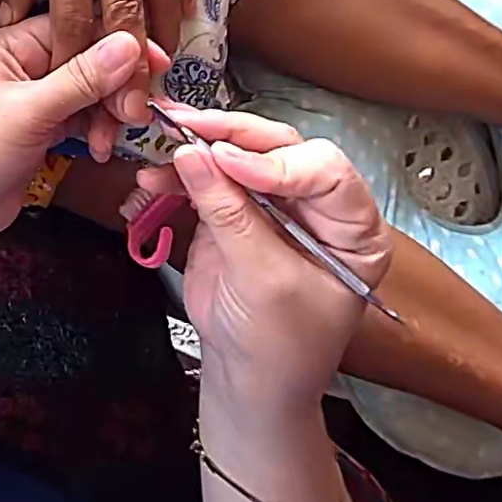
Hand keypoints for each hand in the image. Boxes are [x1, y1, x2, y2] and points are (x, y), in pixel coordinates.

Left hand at [0, 17, 169, 271]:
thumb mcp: (31, 111)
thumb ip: (82, 78)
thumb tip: (131, 41)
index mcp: (12, 44)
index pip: (75, 25)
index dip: (116, 43)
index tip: (156, 63)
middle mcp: (25, 61)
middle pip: (88, 57)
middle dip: (115, 85)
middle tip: (133, 114)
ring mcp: (36, 93)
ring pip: (91, 88)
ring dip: (107, 112)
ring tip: (107, 139)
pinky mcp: (45, 122)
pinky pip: (84, 113)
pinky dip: (97, 128)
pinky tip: (99, 148)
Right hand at [138, 108, 391, 408]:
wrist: (246, 373)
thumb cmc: (280, 340)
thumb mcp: (262, 277)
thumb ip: (229, 212)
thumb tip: (191, 153)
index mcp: (349, 225)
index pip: (323, 170)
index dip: (275, 161)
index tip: (227, 163)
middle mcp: (313, 205)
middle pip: (276, 148)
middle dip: (230, 136)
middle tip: (188, 127)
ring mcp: (268, 204)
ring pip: (235, 153)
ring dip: (194, 148)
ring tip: (162, 151)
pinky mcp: (228, 208)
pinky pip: (203, 176)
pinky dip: (175, 174)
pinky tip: (152, 179)